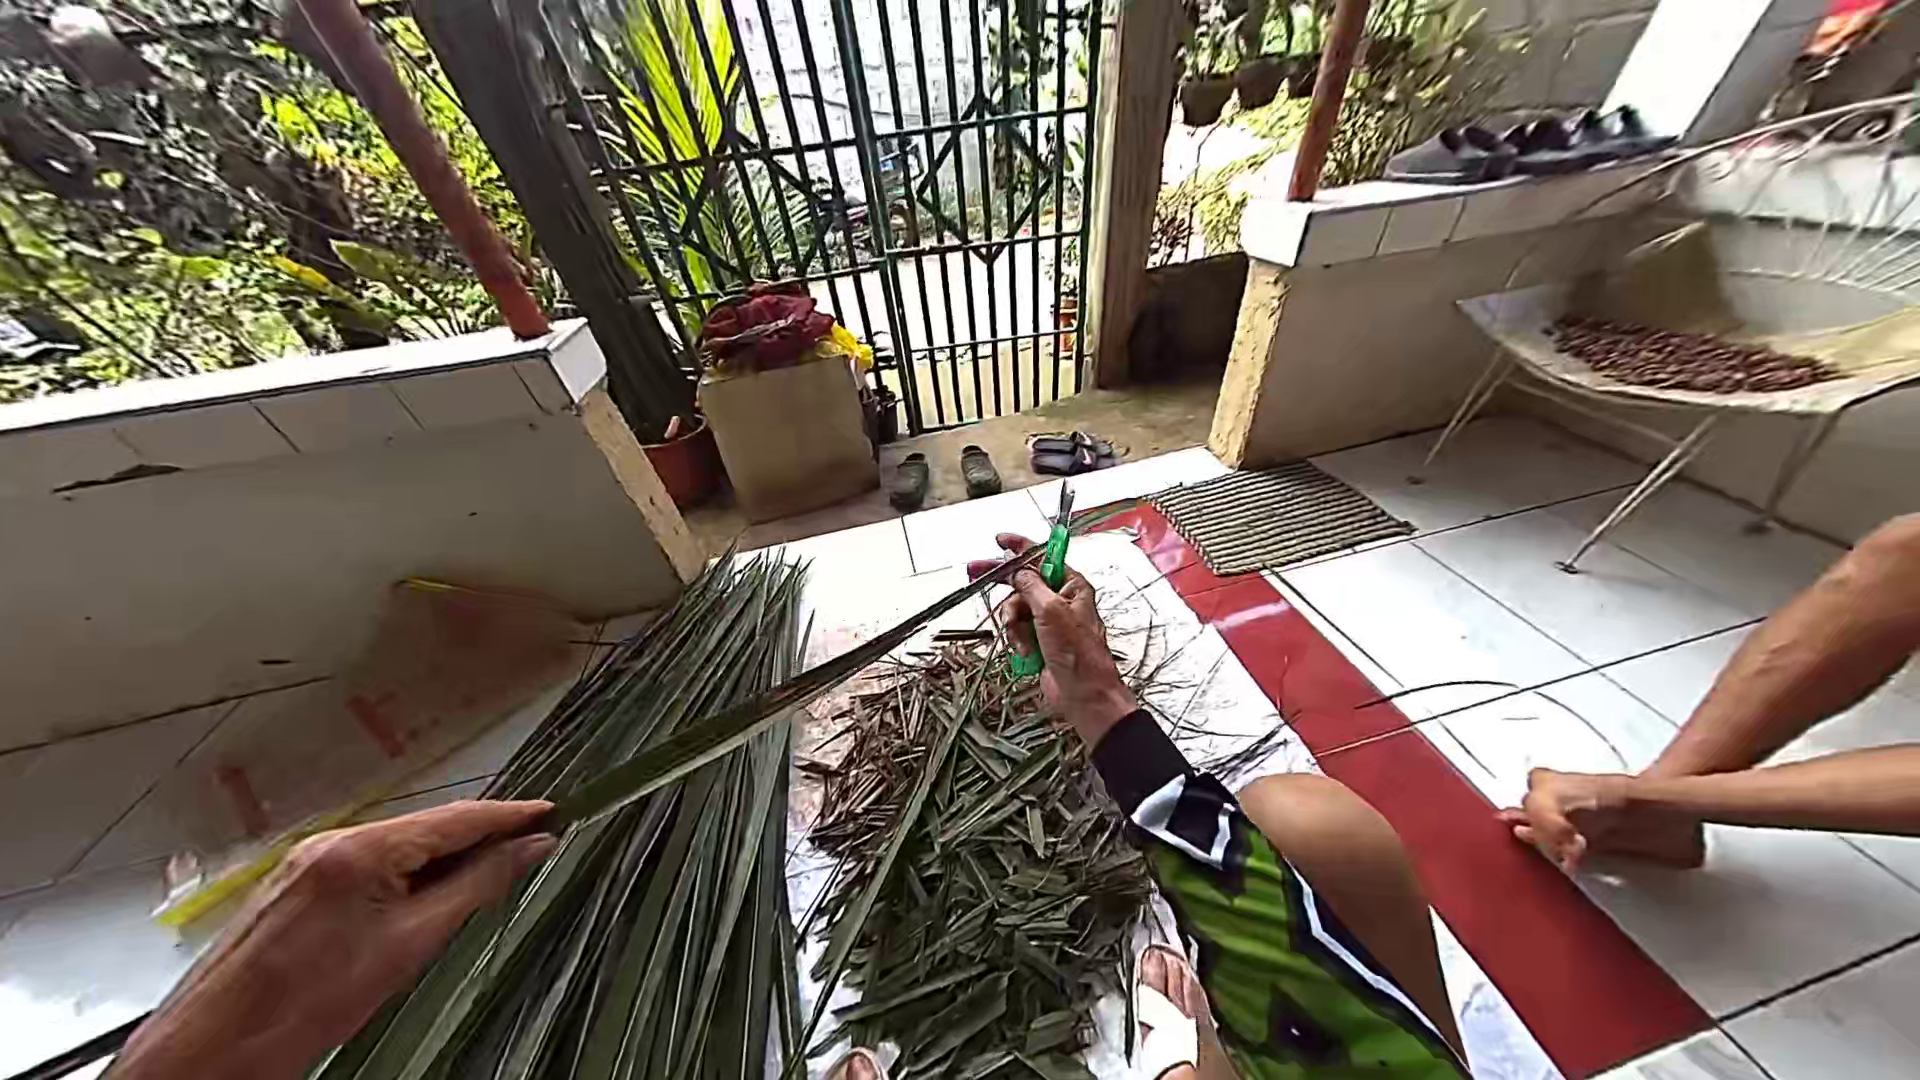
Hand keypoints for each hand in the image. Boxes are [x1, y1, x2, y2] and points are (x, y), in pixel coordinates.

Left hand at [112, 800, 556, 1079]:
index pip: (460, 818)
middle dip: (483, 835)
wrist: (199, 1063)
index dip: (513, 813)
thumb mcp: (413, 942)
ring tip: (489, 869)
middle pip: (432, 826)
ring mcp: (311, 859)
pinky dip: (414, 869)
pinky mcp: (298, 882)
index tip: (554, 810)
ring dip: (449, 854)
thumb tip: (537, 845)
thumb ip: (481, 883)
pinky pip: (376, 860)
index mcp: (363, 848)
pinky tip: (432, 889)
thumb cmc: (310, 1005)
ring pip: (405, 843)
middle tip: (531, 843)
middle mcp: (336, 840)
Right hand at [968, 532, 1137, 745]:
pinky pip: (1015, 630)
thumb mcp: (1052, 612)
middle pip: (1023, 583)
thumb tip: (1017, 569)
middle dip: (1005, 588)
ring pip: (1014, 609)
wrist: (1084, 696)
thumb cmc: (1079, 655)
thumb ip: (1031, 586)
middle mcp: (1060, 600)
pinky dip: (1017, 641)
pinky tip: (1027, 653)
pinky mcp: (1038, 641)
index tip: (1000, 540)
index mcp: (1071, 586)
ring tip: (1025, 641)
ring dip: (1014, 625)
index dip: (1020, 547)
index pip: (1042, 558)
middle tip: (975, 573)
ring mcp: (1048, 622)